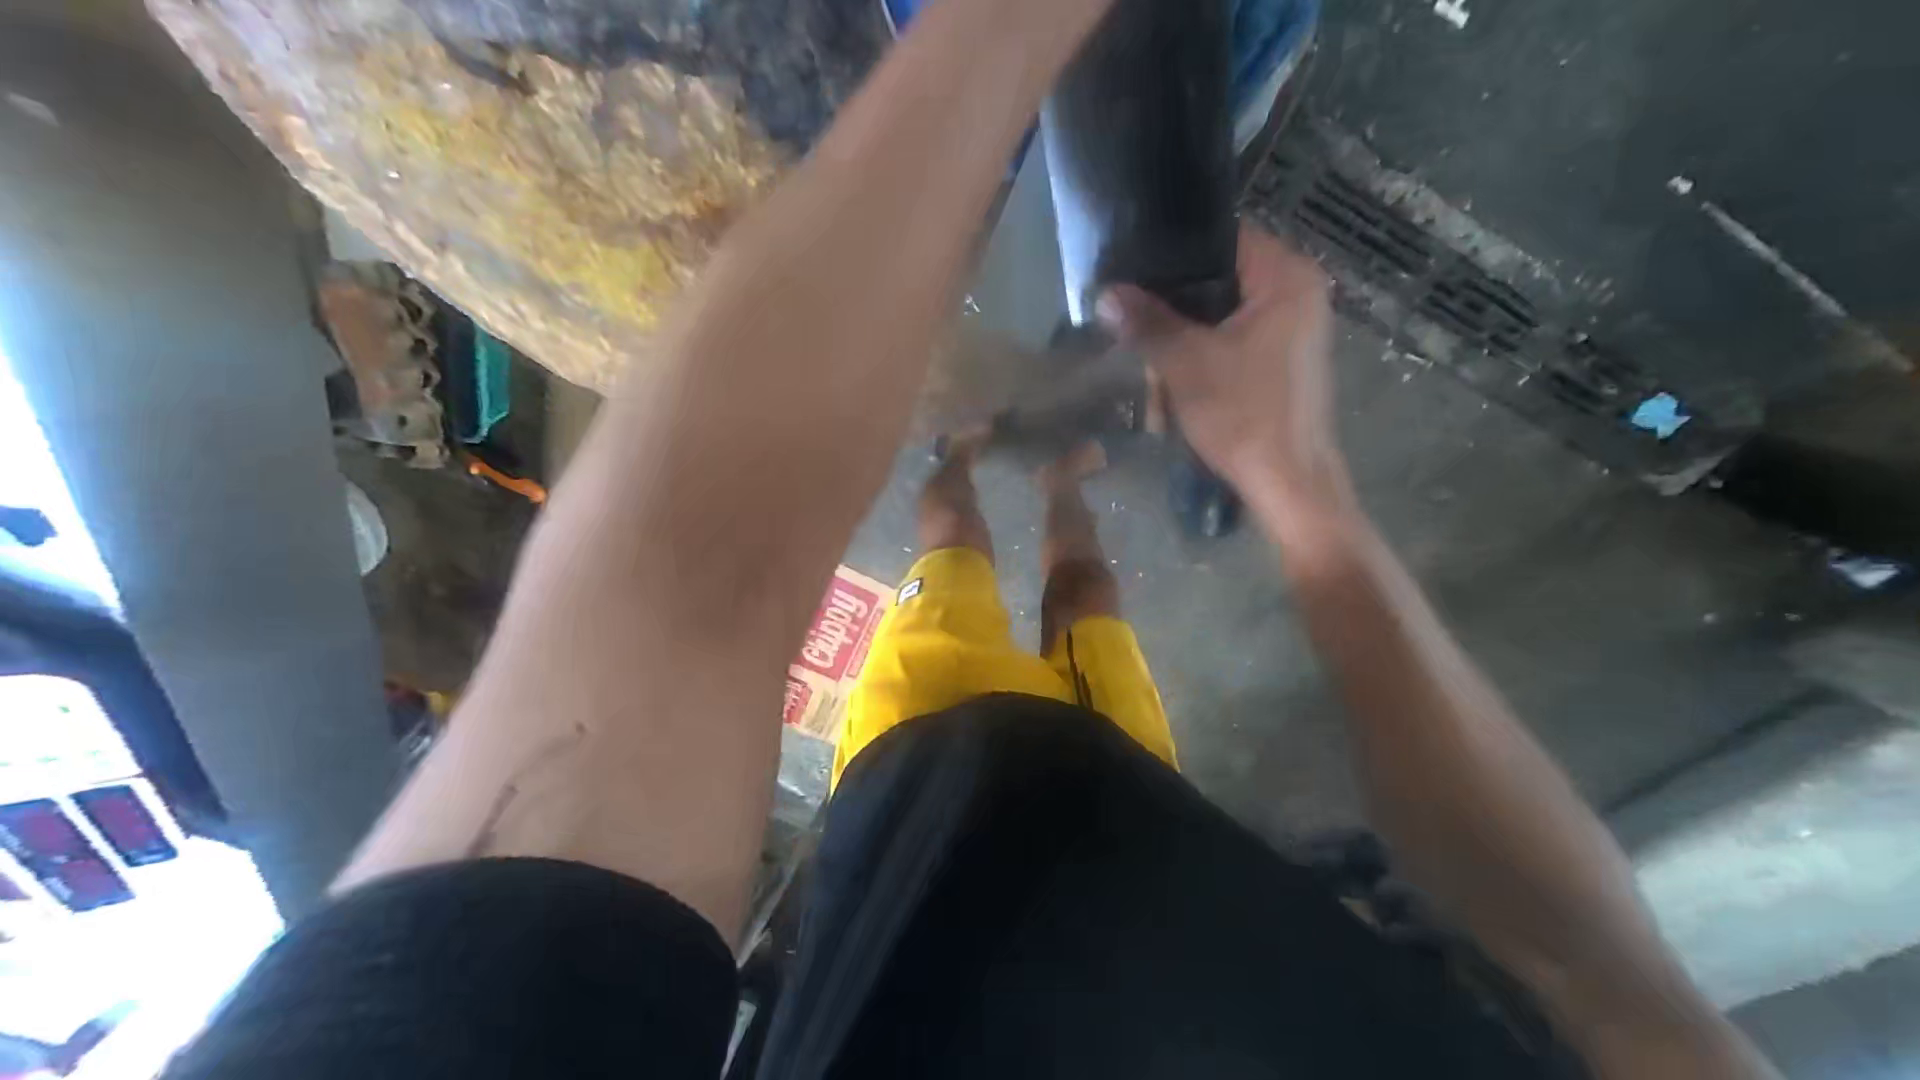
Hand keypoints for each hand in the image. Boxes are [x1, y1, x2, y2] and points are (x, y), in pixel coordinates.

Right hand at [1098, 224, 1354, 533]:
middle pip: (1222, 277)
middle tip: (1132, 311)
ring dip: (1187, 331)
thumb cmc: (1244, 415)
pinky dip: (1206, 350)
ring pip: (1225, 312)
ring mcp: (1295, 328)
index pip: (1224, 239)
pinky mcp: (1284, 359)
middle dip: (1176, 300)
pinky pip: (1236, 338)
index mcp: (1287, 277)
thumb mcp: (1186, 364)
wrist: (1287, 481)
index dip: (1174, 252)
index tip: (1132, 268)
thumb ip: (1147, 323)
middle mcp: (1299, 293)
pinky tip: (1178, 372)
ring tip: (1149, 343)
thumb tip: (1105, 293)